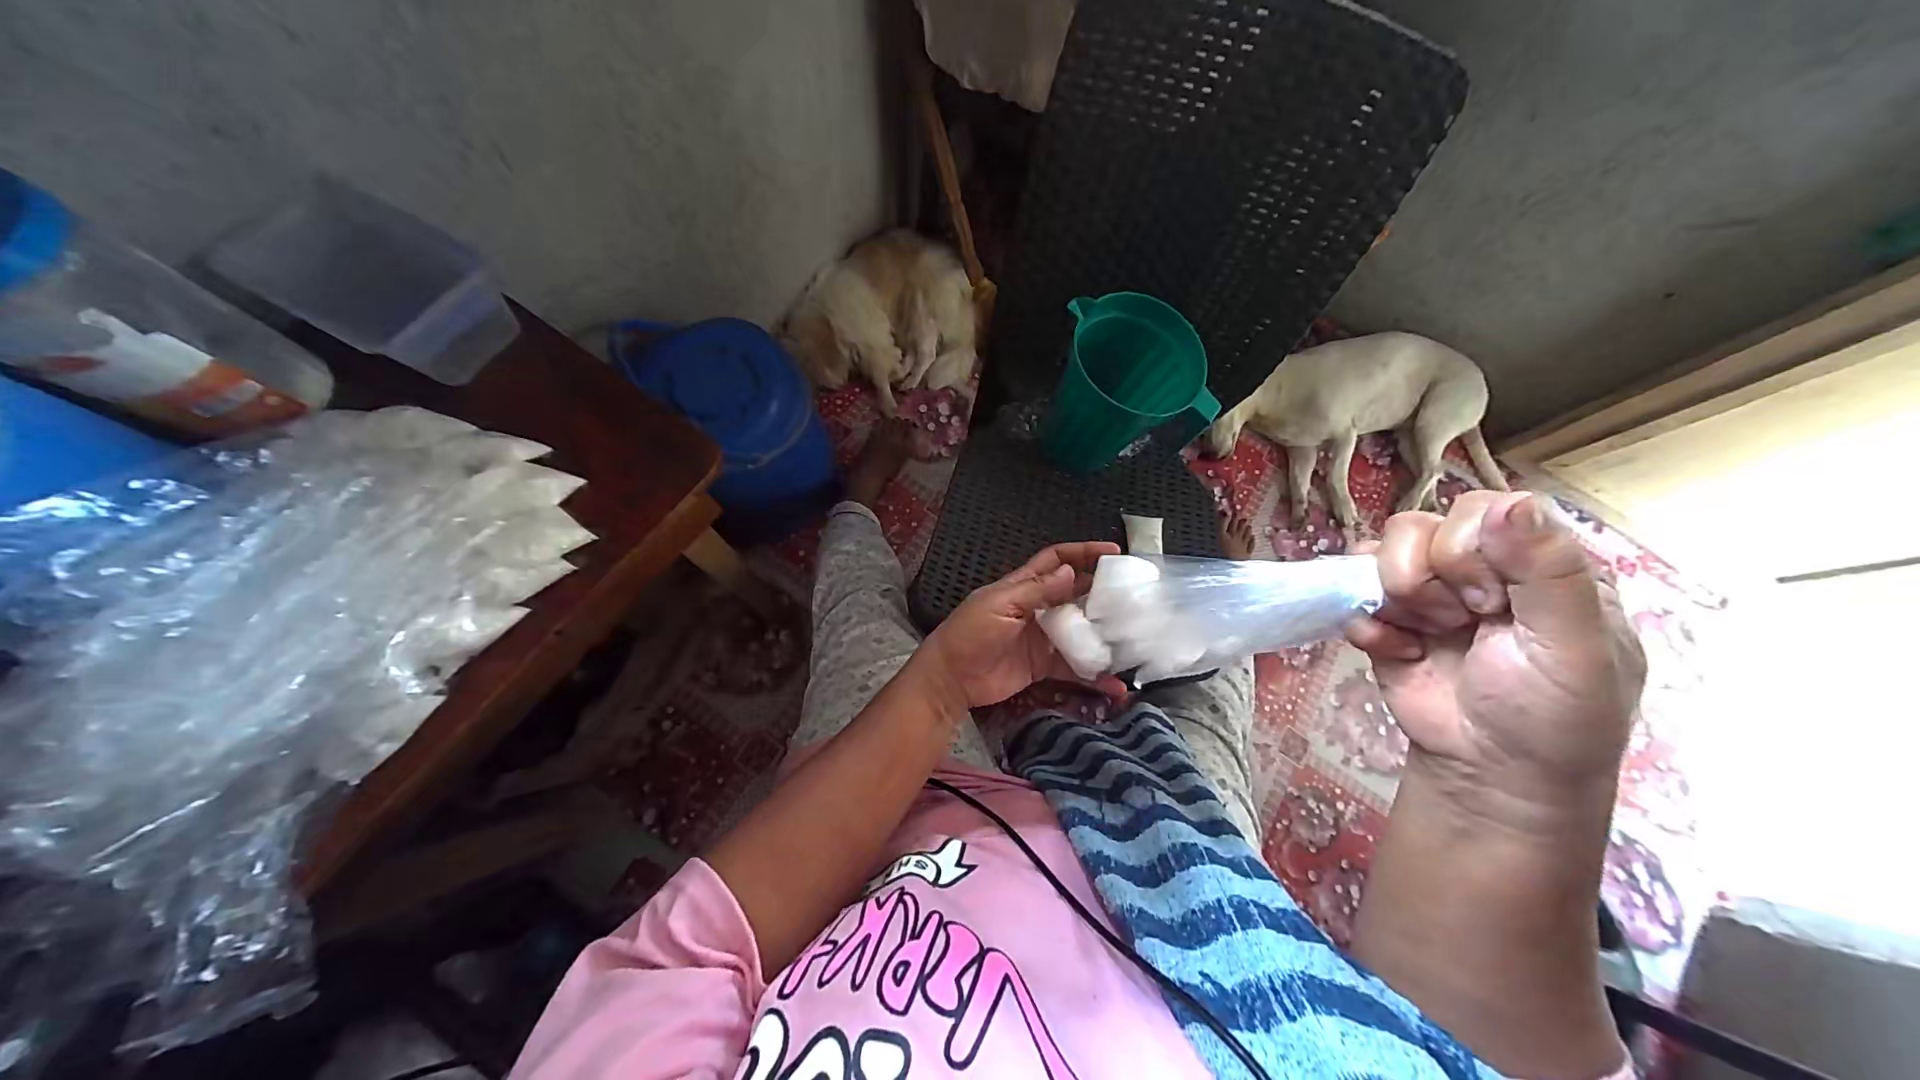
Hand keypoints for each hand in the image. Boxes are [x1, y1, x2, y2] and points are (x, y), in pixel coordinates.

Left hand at [914, 541, 1122, 709]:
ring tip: (1133, 639)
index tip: (1113, 553)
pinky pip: (1074, 667)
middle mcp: (1037, 609)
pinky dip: (1094, 675)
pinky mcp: (1043, 666)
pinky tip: (1115, 684)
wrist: (951, 680)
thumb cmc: (969, 634)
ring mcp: (1042, 638)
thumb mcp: (1001, 606)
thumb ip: (1036, 591)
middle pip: (1075, 594)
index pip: (1057, 561)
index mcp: (1023, 586)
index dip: (1083, 553)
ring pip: (1080, 631)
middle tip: (1134, 598)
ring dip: (1103, 634)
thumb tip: (1071, 572)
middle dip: (1102, 594)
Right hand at [1345, 491, 1646, 828]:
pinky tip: (1398, 653)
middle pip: (1422, 524)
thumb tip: (1514, 502)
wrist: (1489, 773)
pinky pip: (1351, 591)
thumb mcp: (1572, 648)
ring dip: (1398, 598)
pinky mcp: (1386, 616)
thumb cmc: (1552, 715)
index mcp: (1538, 560)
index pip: (1484, 509)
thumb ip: (1551, 572)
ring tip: (1428, 636)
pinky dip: (1367, 625)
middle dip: (1433, 577)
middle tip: (1465, 622)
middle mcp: (1481, 564)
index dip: (1472, 547)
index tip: (1491, 602)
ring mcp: (1429, 588)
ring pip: (1381, 549)